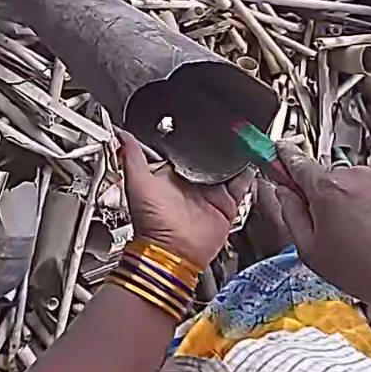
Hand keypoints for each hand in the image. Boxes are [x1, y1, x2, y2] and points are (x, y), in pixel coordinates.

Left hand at [116, 131, 246, 267]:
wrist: (173, 250)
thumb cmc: (151, 222)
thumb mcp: (137, 183)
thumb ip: (131, 157)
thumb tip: (122, 136)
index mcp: (169, 174)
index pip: (181, 150)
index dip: (188, 137)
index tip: (196, 120)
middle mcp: (190, 182)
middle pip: (206, 158)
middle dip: (213, 145)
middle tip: (223, 128)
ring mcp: (208, 193)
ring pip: (225, 169)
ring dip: (231, 156)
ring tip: (240, 139)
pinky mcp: (225, 204)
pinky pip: (240, 185)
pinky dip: (246, 174)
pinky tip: (249, 160)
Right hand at [254, 144, 370, 307]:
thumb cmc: (369, 272)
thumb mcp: (310, 250)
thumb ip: (289, 214)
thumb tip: (284, 195)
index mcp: (326, 187)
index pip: (295, 160)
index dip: (283, 157)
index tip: (278, 153)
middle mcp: (356, 176)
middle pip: (327, 177)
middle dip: (324, 195)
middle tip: (330, 225)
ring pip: (356, 183)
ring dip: (354, 200)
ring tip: (363, 234)